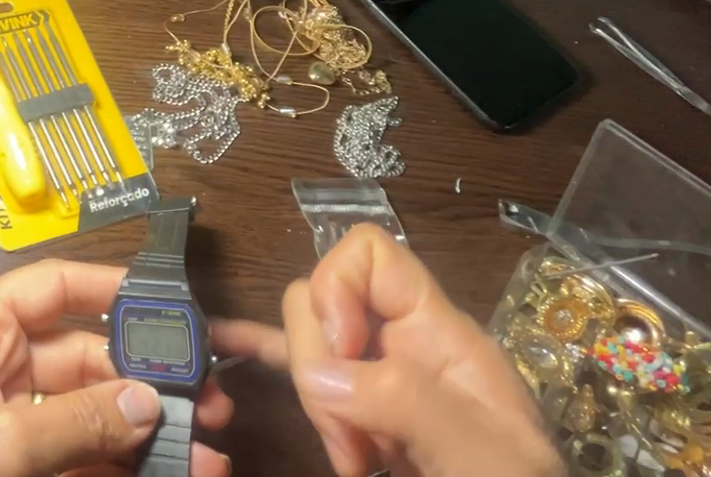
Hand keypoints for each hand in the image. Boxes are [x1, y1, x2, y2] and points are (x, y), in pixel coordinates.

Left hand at [0, 259, 283, 476]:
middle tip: (206, 398)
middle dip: (143, 376)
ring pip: (89, 410)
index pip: (52, 287)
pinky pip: (78, 452)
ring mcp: (9, 416)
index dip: (108, 287)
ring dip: (143, 429)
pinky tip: (170, 471)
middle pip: (82, 355)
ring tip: (206, 449)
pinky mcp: (18, 462)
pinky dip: (120, 463)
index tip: (167, 304)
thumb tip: (148, 402)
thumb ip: (76, 422)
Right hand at [281, 225, 560, 476]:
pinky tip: (222, 345)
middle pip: (322, 297)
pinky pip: (291, 364)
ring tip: (348, 457)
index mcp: (442, 335)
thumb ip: (410, 404)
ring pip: (304, 339)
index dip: (338, 285)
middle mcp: (400, 342)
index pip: (371, 254)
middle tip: (350, 438)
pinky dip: (258, 351)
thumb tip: (320, 374)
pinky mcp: (350, 409)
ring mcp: (371, 375)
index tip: (345, 352)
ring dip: (309, 392)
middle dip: (317, 360)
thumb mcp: (489, 461)